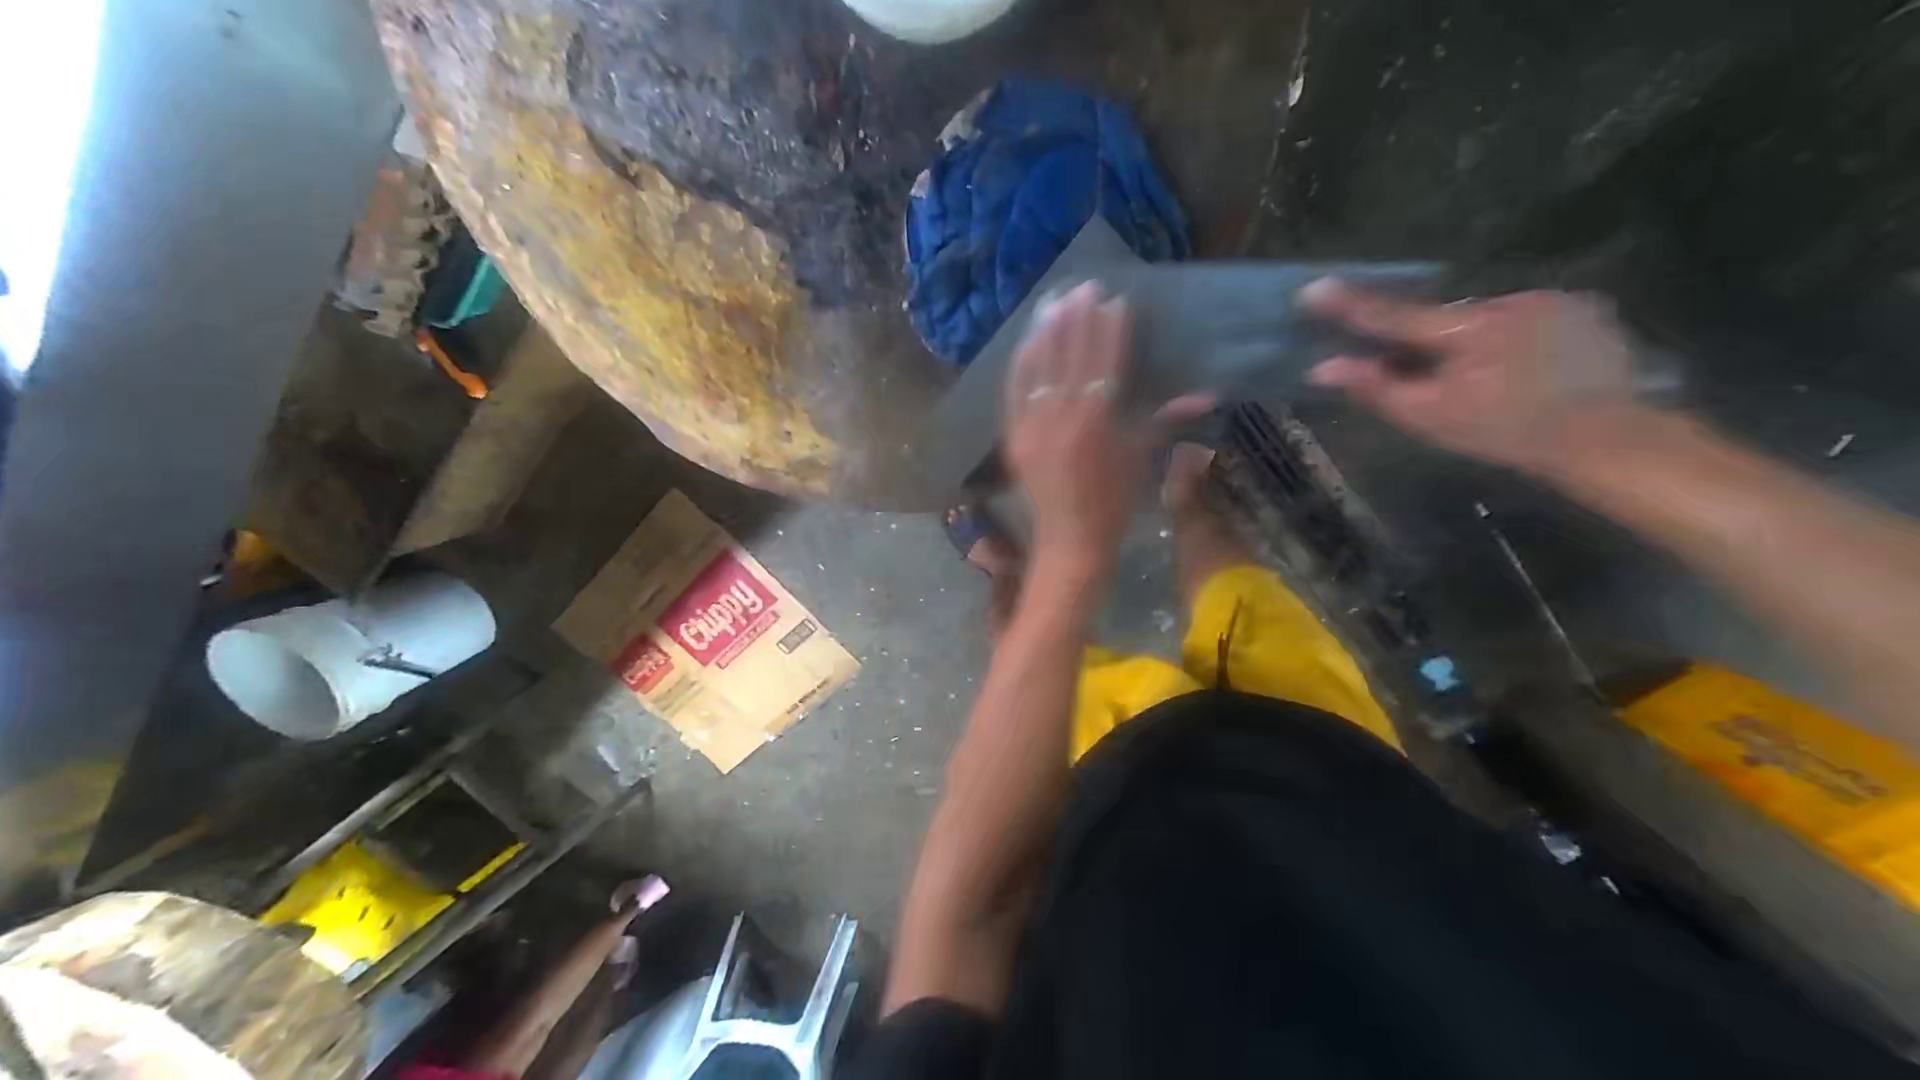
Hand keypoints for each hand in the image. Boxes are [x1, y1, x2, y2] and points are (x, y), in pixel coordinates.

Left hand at [1004, 282, 1210, 572]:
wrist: (1072, 539)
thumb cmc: (1115, 501)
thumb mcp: (1142, 457)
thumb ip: (1167, 418)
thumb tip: (1209, 393)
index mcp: (1098, 423)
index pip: (1104, 364)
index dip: (1109, 330)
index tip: (1113, 300)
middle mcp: (1062, 419)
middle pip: (1069, 359)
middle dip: (1076, 320)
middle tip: (1082, 287)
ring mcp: (1032, 427)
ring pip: (1038, 369)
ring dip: (1046, 333)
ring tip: (1054, 302)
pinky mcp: (1013, 438)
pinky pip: (1014, 392)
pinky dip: (1021, 364)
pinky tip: (1027, 341)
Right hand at [1299, 281, 1641, 472]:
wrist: (1608, 438)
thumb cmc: (1506, 433)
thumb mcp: (1430, 417)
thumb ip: (1376, 388)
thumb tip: (1323, 367)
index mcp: (1468, 330)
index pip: (1394, 316)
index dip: (1350, 305)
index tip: (1313, 289)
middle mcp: (1510, 301)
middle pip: (1447, 318)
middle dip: (1434, 341)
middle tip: (1437, 377)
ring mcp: (1554, 300)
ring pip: (1490, 317)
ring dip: (1478, 340)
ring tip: (1493, 379)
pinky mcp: (1587, 307)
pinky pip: (1529, 316)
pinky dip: (1515, 337)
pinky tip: (1528, 368)